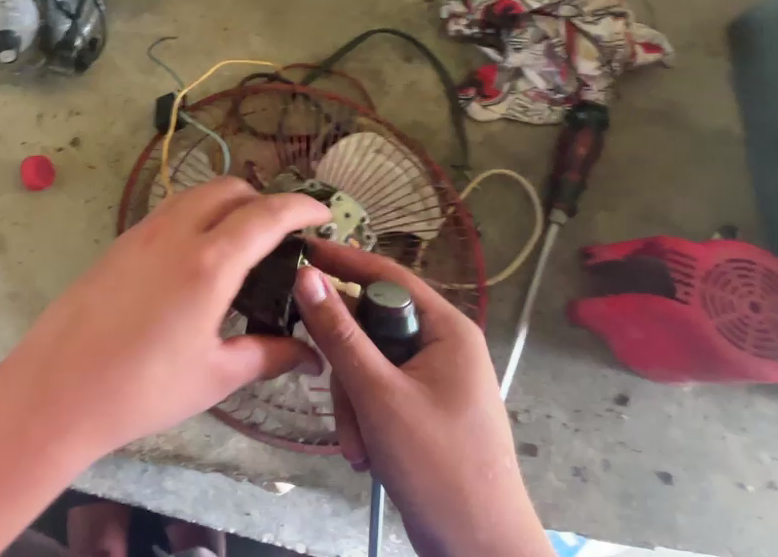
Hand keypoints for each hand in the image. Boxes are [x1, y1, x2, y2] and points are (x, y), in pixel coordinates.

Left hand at [0, 177, 331, 459]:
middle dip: (262, 199)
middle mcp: (174, 233)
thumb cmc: (143, 388)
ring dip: (225, 203)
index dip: (300, 207)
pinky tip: (198, 258)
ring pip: (193, 195)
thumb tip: (308, 354)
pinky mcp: (118, 243)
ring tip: (242, 242)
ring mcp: (141, 233)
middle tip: (283, 234)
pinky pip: (167, 212)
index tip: (323, 213)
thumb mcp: (214, 375)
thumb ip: (267, 355)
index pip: (265, 214)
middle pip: (227, 189)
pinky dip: (195, 216)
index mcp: (208, 262)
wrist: (59, 386)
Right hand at [293, 241, 550, 556]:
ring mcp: (433, 380)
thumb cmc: (439, 466)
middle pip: (369, 326)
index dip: (341, 261)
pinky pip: (376, 392)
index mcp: (447, 330)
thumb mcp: (379, 395)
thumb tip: (305, 274)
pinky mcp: (423, 410)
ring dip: (352, 404)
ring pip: (367, 364)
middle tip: (336, 397)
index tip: (297, 251)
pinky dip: (364, 420)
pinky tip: (366, 455)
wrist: (480, 552)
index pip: (386, 275)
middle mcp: (442, 346)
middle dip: (346, 368)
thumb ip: (339, 333)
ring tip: (358, 447)